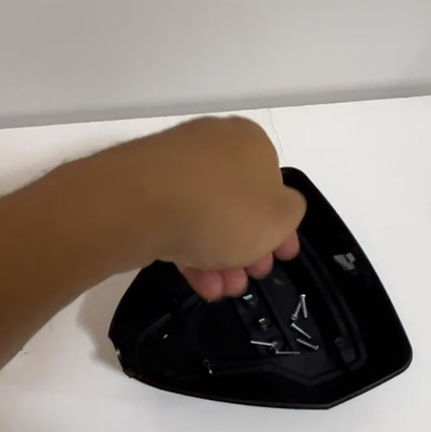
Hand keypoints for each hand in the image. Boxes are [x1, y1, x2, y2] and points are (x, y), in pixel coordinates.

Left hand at [79, 116, 304, 298]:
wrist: (141, 205)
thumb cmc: (225, 209)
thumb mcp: (280, 218)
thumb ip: (290, 214)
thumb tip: (279, 209)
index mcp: (250, 141)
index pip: (274, 185)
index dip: (281, 225)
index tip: (282, 256)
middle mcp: (212, 145)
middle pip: (239, 203)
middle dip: (249, 247)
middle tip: (251, 277)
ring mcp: (174, 165)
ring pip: (207, 216)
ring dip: (221, 257)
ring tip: (223, 290)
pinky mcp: (143, 188)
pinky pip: (176, 221)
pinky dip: (190, 252)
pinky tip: (200, 284)